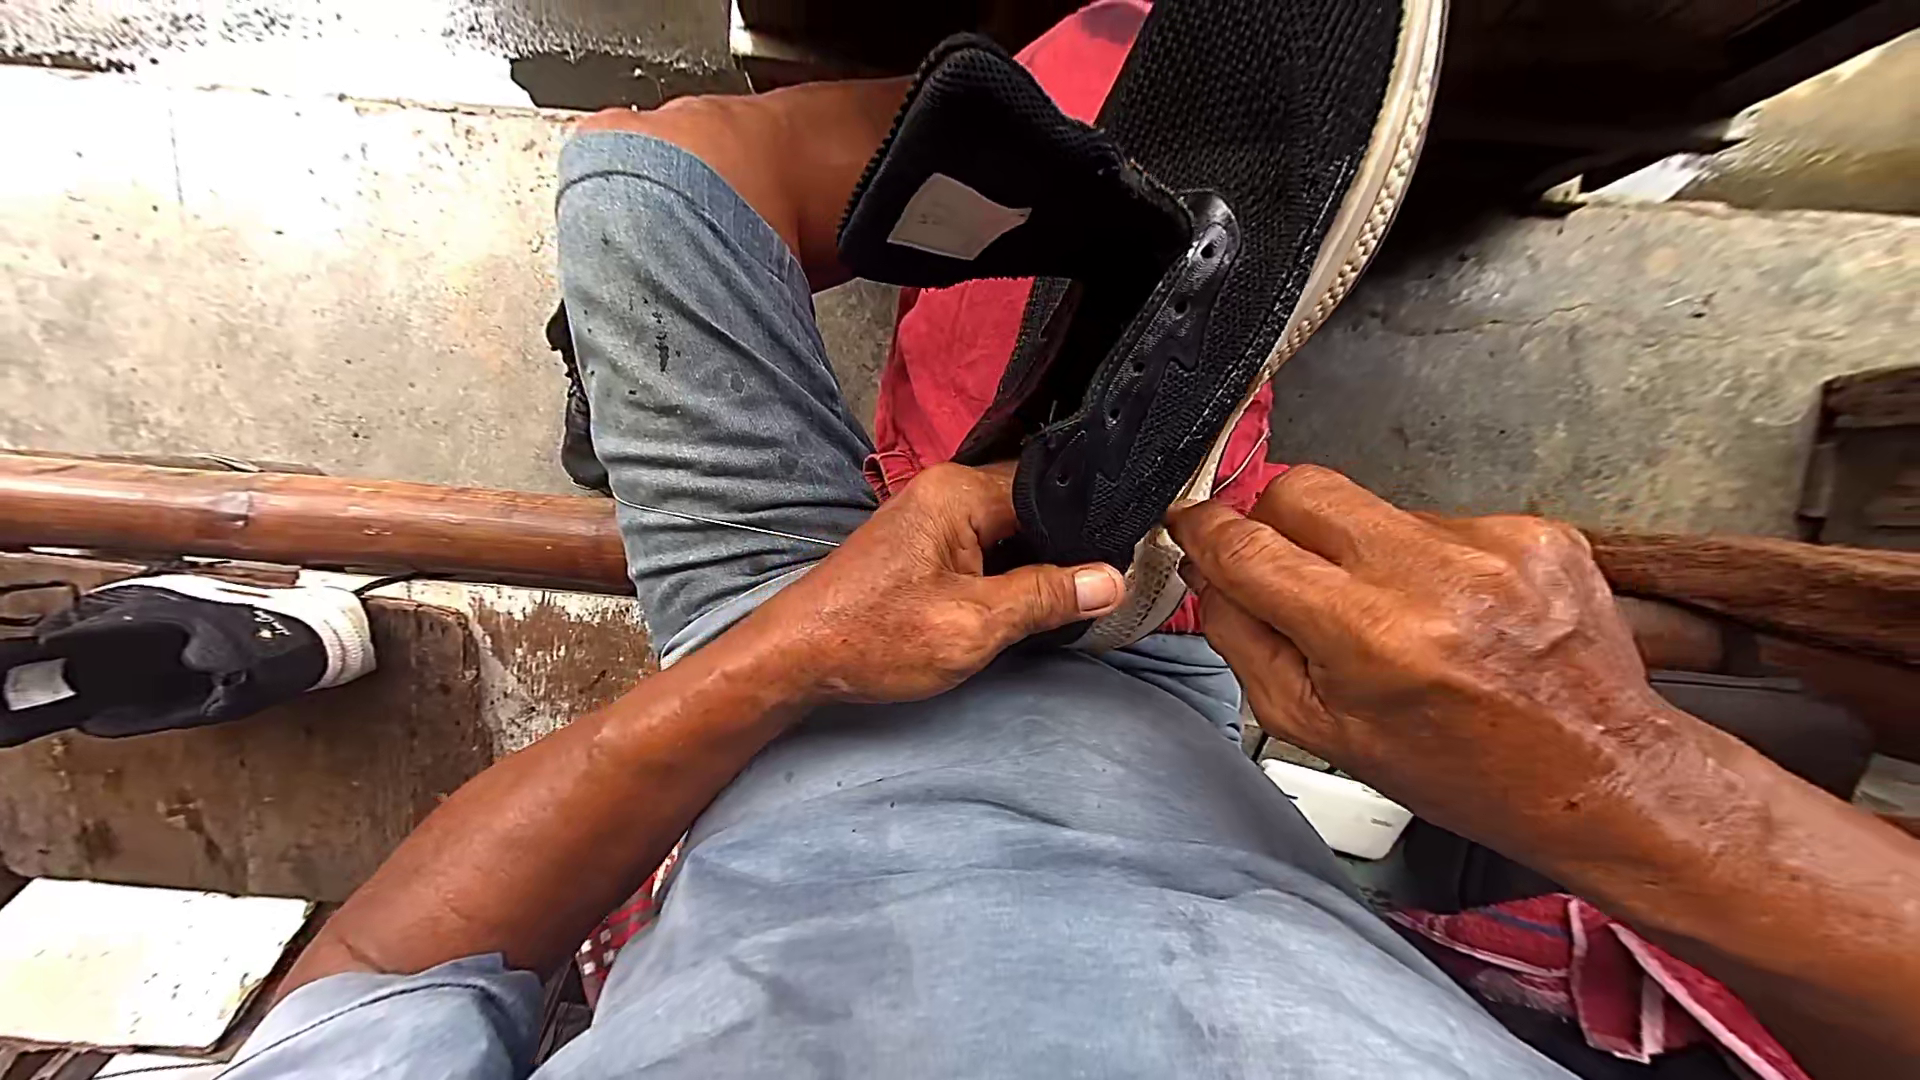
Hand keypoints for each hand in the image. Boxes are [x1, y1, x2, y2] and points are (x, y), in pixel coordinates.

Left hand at [744, 462, 1125, 704]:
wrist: (797, 655)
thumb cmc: (876, 637)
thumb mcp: (973, 624)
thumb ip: (1045, 597)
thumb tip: (1110, 580)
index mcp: (959, 493)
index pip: (1048, 489)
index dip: (1087, 523)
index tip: (1123, 554)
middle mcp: (945, 490)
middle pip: (1028, 504)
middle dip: (1063, 542)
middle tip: (1102, 580)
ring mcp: (929, 513)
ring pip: (1006, 525)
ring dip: (1034, 557)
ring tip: (1072, 590)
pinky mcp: (921, 541)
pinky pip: (981, 540)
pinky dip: (1005, 565)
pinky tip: (1023, 593)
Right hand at [1166, 466, 1690, 860]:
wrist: (1600, 776)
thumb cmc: (1446, 765)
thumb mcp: (1307, 723)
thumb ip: (1238, 638)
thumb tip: (1208, 574)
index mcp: (1371, 637)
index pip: (1251, 548)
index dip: (1203, 528)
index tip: (1187, 523)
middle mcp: (1433, 576)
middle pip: (1299, 488)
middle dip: (1267, 518)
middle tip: (1277, 565)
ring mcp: (1491, 544)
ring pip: (1358, 501)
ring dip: (1339, 543)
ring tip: (1374, 603)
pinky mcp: (1531, 530)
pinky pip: (1419, 516)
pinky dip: (1401, 553)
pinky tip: (1431, 602)